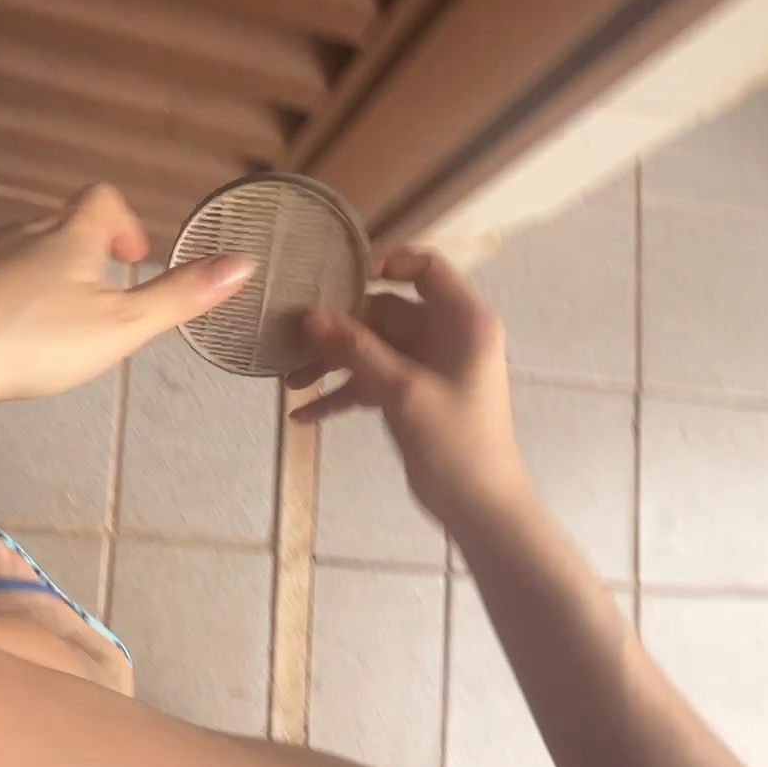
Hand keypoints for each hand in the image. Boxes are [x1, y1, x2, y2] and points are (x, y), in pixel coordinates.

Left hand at [0, 185, 255, 405]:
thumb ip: (179, 298)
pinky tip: (6, 335)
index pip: (101, 200)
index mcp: (68, 236)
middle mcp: (21, 234)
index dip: (123, 221)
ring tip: (55, 323)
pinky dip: (8, 296)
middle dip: (87, 255)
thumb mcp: (119, 327)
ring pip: (22, 253)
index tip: (132, 258)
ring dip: (47, 276)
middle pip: (61, 226)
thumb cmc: (34, 339)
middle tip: (99, 302)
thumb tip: (246, 262)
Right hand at [288, 247, 529, 524]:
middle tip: (294, 341)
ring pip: (370, 349)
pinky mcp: (410, 395)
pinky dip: (341, 395)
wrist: (477, 503)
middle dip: (339, 330)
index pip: (425, 269)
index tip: (337, 277)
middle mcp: (445, 336)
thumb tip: (311, 317)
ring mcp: (426, 366)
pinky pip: (369, 382)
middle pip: (384, 313)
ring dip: (332, 365)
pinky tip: (304, 415)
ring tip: (290, 383)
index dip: (385, 263)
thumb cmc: (454, 442)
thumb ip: (356, 351)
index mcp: (462, 321)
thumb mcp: (403, 391)